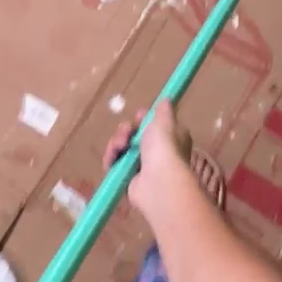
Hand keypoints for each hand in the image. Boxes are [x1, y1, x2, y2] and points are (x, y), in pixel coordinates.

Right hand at [103, 101, 202, 218]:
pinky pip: (114, 162)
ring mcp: (142, 165)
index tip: (139, 117)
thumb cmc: (164, 148)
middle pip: (133, 134)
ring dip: (116, 142)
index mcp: (170, 137)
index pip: (153, 124)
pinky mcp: (127, 178)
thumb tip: (167, 99)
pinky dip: (111, 158)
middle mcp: (157, 151)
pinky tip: (111, 158)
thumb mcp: (165, 122)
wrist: (157, 182)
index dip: (143, 119)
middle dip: (126, 130)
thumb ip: (163, 110)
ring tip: (120, 146)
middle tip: (127, 132)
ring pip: (122, 146)